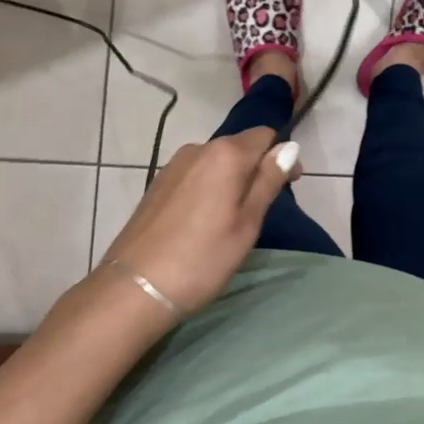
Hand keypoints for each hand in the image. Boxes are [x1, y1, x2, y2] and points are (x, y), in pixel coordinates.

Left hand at [100, 127, 299, 315]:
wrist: (134, 288)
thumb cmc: (202, 259)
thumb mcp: (247, 224)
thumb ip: (268, 181)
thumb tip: (288, 147)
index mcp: (226, 154)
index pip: (265, 135)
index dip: (282, 155)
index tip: (289, 185)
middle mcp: (199, 148)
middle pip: (239, 146)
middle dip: (256, 167)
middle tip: (262, 207)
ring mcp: (174, 165)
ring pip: (216, 161)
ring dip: (231, 177)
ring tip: (232, 215)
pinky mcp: (157, 183)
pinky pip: (195, 173)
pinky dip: (209, 186)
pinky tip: (204, 218)